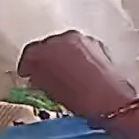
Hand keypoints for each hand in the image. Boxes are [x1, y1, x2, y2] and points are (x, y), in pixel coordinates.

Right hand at [17, 31, 137, 119]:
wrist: (112, 100)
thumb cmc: (78, 100)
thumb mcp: (51, 91)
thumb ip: (39, 78)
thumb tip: (36, 75)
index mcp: (44, 50)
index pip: (30, 53)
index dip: (27, 66)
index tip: (26, 75)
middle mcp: (62, 37)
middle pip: (48, 45)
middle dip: (46, 58)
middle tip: (45, 74)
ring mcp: (83, 39)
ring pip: (67, 45)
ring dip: (64, 56)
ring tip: (65, 73)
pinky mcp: (99, 44)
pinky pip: (82, 48)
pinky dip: (79, 57)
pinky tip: (82, 72)